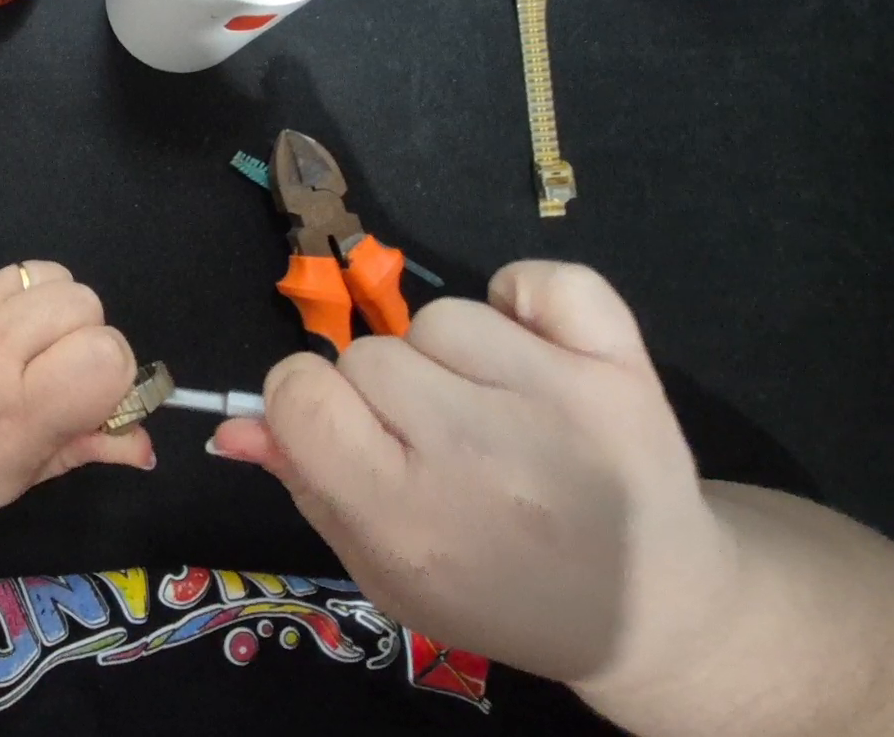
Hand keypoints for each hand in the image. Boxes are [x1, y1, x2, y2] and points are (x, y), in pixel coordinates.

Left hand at [0, 262, 152, 510]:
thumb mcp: (9, 477)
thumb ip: (82, 449)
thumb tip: (143, 441)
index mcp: (12, 404)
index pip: (108, 356)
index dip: (113, 379)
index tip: (86, 399)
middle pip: (89, 307)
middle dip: (87, 341)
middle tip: (50, 374)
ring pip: (58, 278)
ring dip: (56, 312)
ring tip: (24, 348)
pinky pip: (15, 273)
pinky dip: (22, 299)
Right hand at [211, 261, 738, 688]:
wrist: (659, 614)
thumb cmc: (492, 592)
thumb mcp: (376, 565)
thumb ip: (302, 484)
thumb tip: (234, 425)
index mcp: (404, 511)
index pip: (299, 392)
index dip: (302, 401)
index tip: (336, 427)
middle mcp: (475, 451)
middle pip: (365, 354)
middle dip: (377, 392)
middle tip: (424, 439)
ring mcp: (557, 402)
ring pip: (437, 317)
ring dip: (445, 356)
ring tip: (485, 409)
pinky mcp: (624, 368)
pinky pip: (541, 280)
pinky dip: (524, 300)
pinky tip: (532, 351)